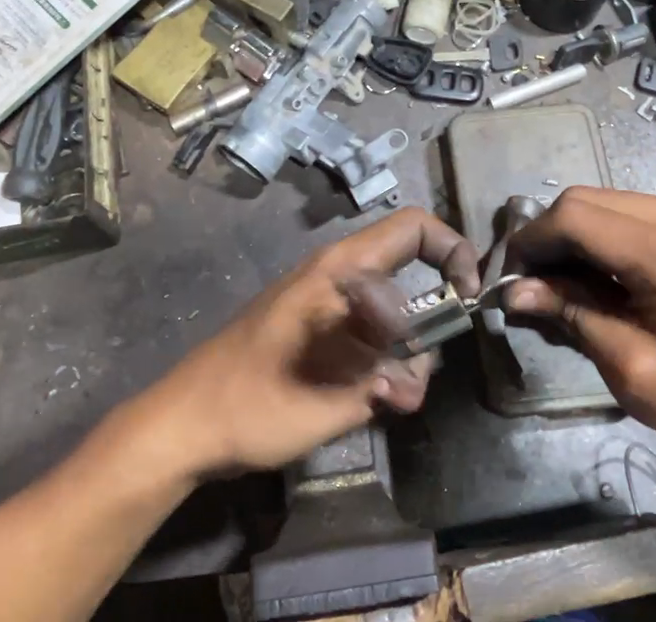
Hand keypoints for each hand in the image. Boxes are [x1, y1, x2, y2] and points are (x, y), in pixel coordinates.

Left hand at [137, 208, 478, 477]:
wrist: (187, 427)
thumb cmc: (256, 402)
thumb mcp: (334, 385)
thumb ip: (391, 363)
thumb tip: (424, 353)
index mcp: (341, 272)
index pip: (415, 228)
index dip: (453, 251)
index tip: (468, 301)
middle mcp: (337, 280)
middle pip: (411, 282)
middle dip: (428, 332)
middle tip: (410, 379)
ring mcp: (325, 309)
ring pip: (394, 319)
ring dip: (402, 361)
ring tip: (379, 402)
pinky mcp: (316, 337)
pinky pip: (368, 341)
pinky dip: (379, 369)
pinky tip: (364, 404)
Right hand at [502, 188, 655, 453]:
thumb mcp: (630, 365)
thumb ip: (571, 313)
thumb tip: (513, 289)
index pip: (578, 217)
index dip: (534, 240)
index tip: (512, 275)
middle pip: (588, 200)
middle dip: (550, 237)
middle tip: (532, 281)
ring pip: (605, 200)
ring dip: (574, 235)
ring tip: (563, 280)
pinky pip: (630, 208)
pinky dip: (602, 234)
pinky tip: (600, 271)